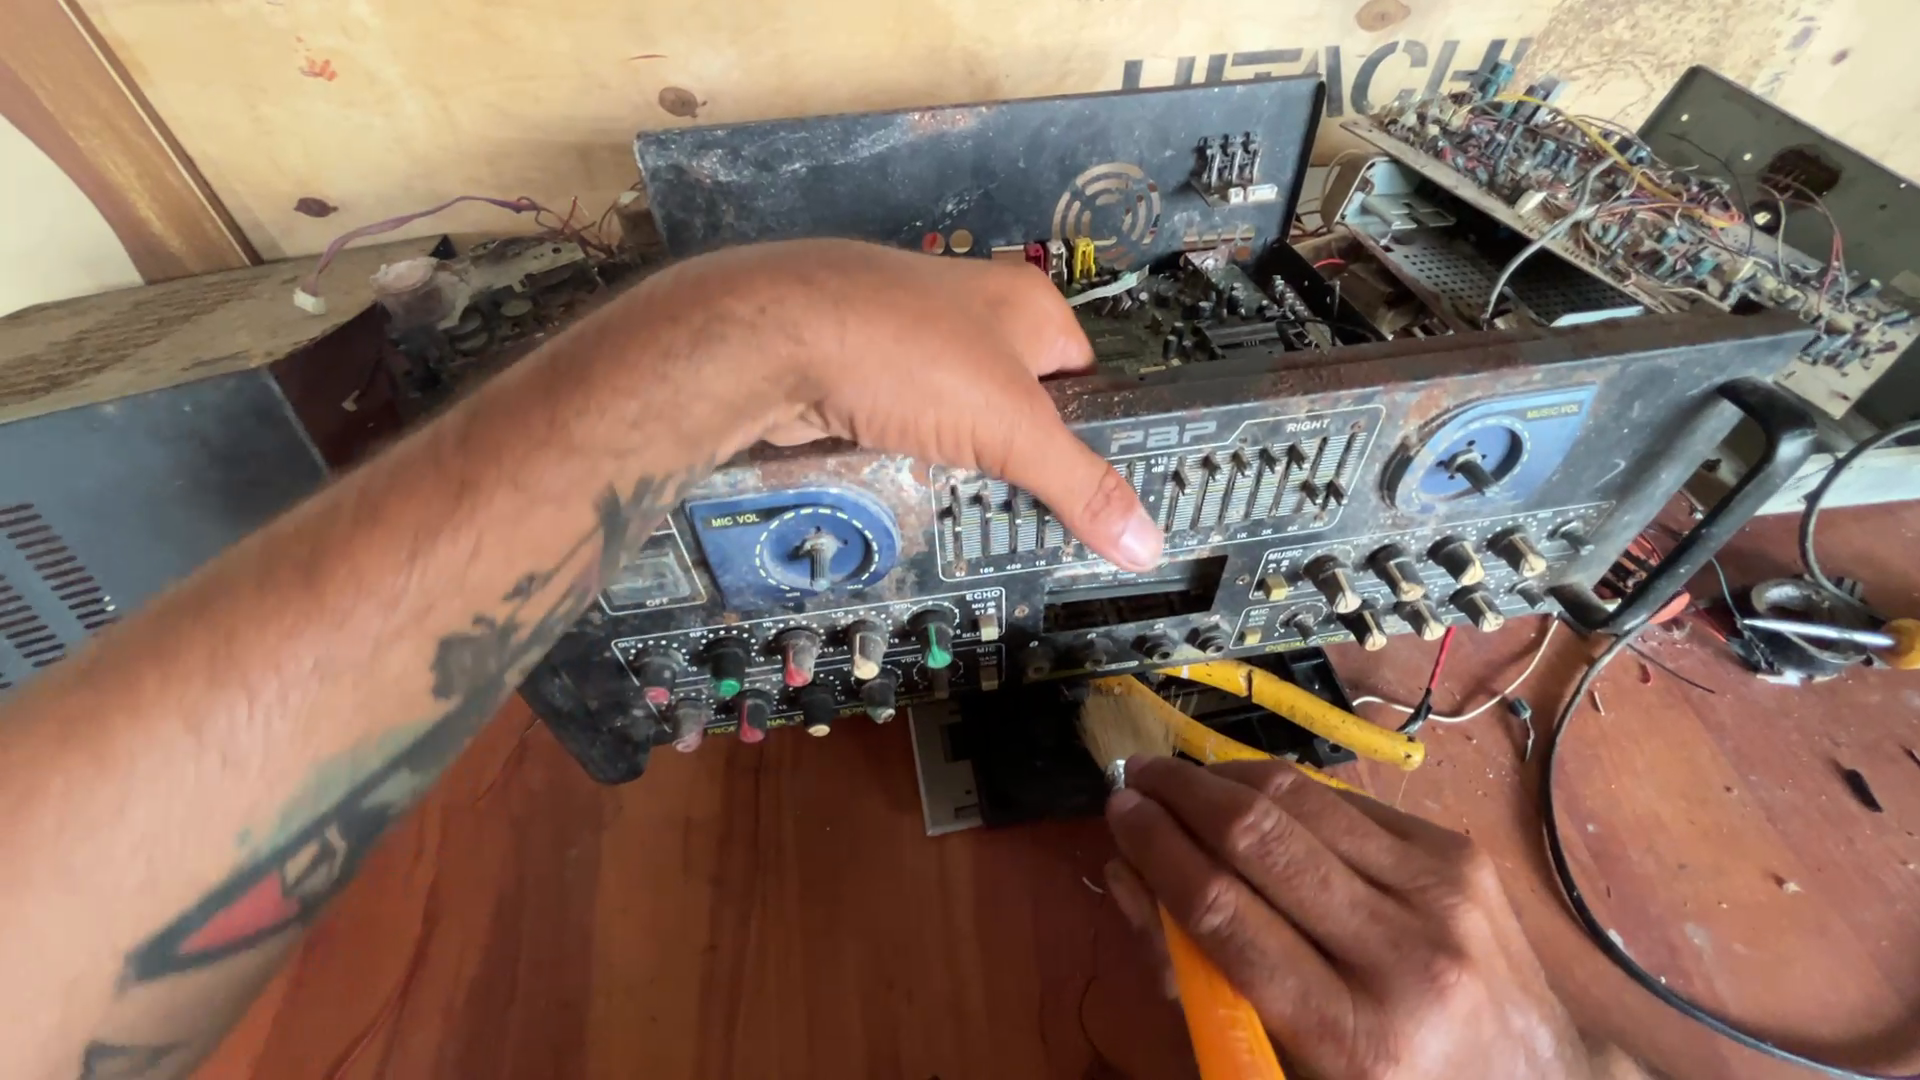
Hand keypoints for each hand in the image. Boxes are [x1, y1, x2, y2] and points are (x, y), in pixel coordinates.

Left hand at [629, 239, 1163, 570]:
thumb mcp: (1011, 427)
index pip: (1084, 378)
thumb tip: (1148, 544)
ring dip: (965, 462)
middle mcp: (974, 312)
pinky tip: (917, 492)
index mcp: (1028, 306)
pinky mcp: (865, 368)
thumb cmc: (911, 359)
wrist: (774, 337)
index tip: (1088, 496)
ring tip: (976, 518)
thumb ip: (1079, 485)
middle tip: (1032, 520)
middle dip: (1022, 458)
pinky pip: (910, 422)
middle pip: (1021, 400)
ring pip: (960, 416)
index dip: (1088, 434)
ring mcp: (913, 338)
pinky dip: (916, 456)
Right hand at [1103, 757, 1595, 1079]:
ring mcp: (1442, 893)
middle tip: (1136, 775)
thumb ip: (1187, 972)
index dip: (1156, 847)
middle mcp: (1405, 955)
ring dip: (1221, 774)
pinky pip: (1341, 798)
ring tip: (1181, 776)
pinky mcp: (1458, 852)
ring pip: (1298, 796)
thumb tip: (1125, 871)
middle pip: (1257, 835)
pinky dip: (1281, 791)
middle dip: (1179, 791)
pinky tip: (1252, 797)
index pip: (1221, 910)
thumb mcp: (1273, 1069)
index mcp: (1351, 1035)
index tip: (1117, 810)